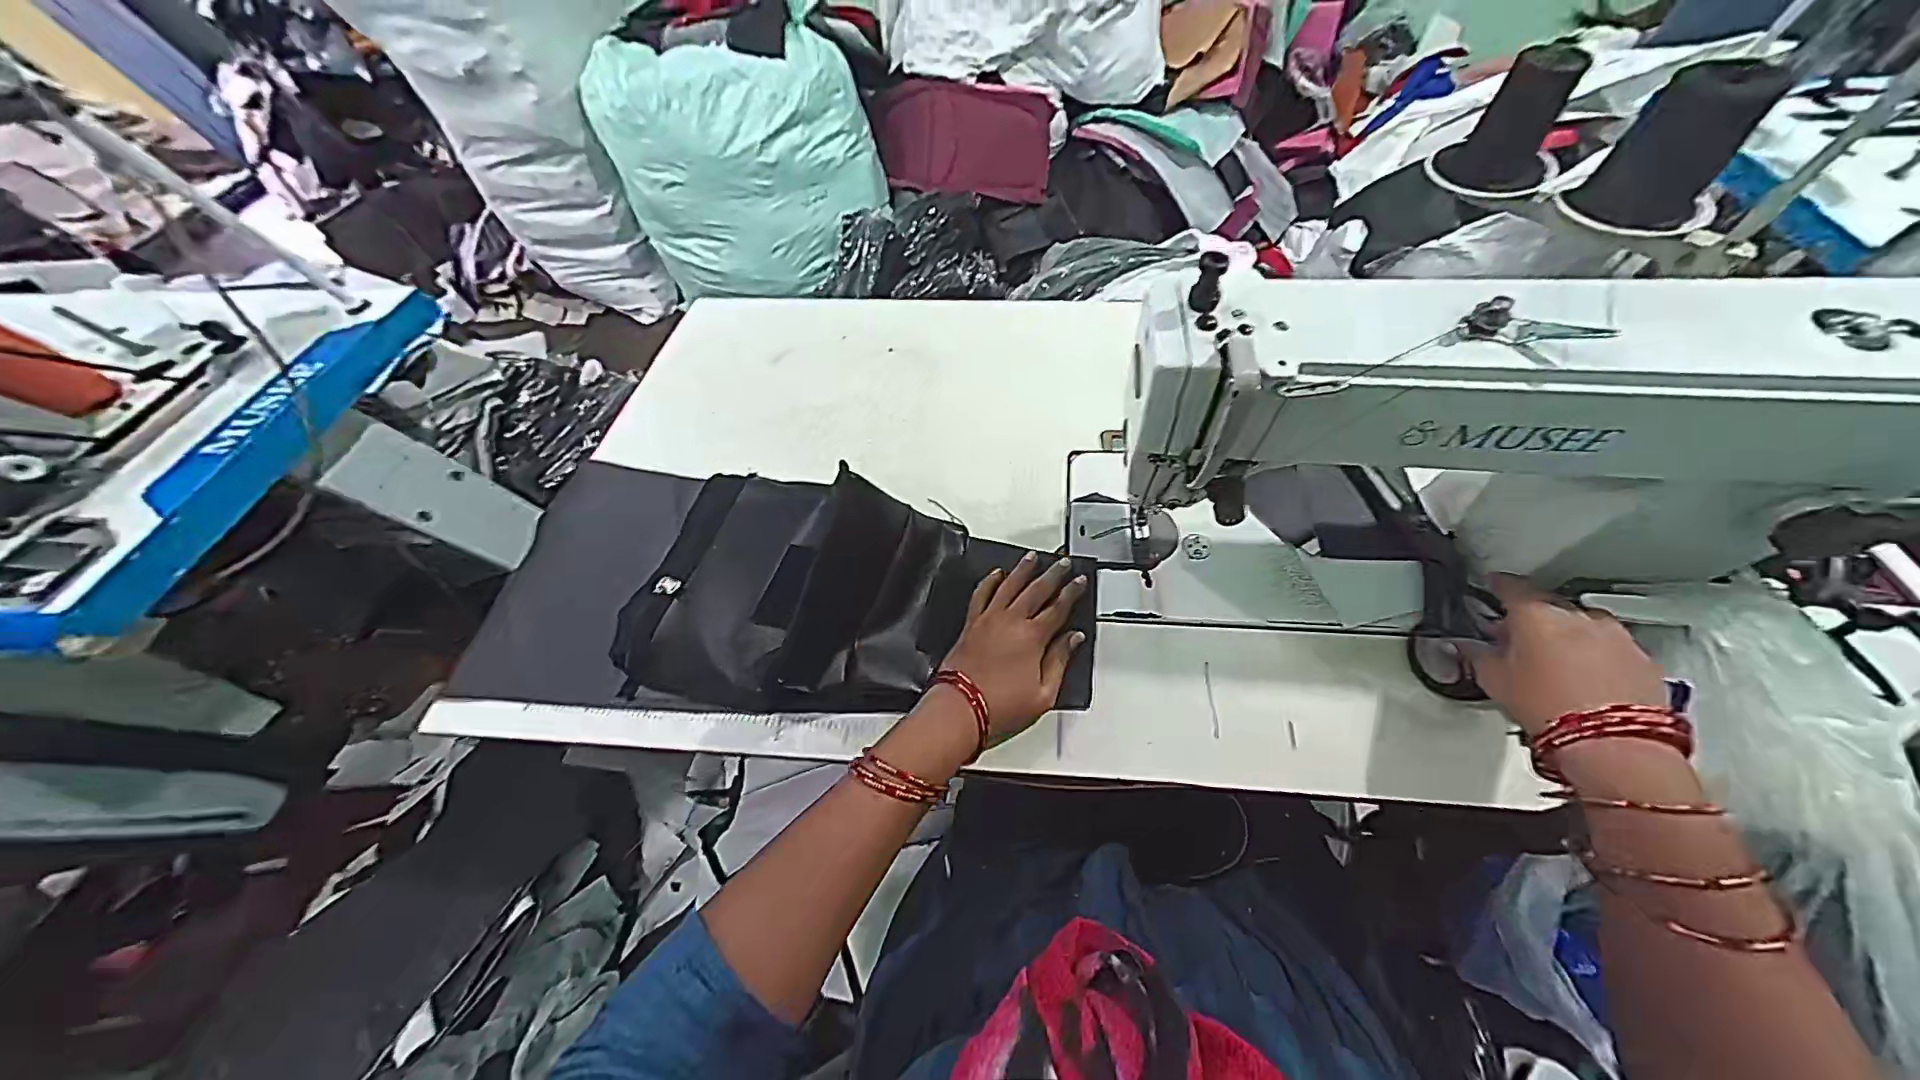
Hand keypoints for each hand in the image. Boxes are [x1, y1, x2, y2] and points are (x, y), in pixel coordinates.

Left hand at [939, 553, 1087, 742]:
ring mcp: (988, 620)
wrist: (960, 709)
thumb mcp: (1044, 694)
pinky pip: (981, 594)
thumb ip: (1060, 661)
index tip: (1079, 582)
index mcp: (1033, 638)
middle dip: (1053, 574)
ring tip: (1033, 557)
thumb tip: (1072, 641)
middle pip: (1037, 590)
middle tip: (1063, 562)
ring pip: (1009, 585)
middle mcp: (1010, 622)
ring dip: (1023, 569)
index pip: (1058, 608)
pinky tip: (996, 574)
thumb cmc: (998, 706)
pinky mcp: (971, 625)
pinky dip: (990, 581)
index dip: (1071, 592)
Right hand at [1467, 575, 1666, 736]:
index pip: (1510, 586)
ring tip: (1552, 665)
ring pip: (1583, 625)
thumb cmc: (1553, 708)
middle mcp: (1578, 617)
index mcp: (1536, 614)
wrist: (1612, 744)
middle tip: (1516, 639)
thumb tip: (1471, 648)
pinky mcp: (1642, 659)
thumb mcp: (1493, 679)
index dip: (1497, 585)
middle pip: (1548, 605)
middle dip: (1531, 618)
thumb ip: (1477, 654)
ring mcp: (1615, 636)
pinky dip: (1596, 656)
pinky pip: (1612, 647)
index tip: (1492, 586)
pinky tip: (1583, 680)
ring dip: (1566, 637)